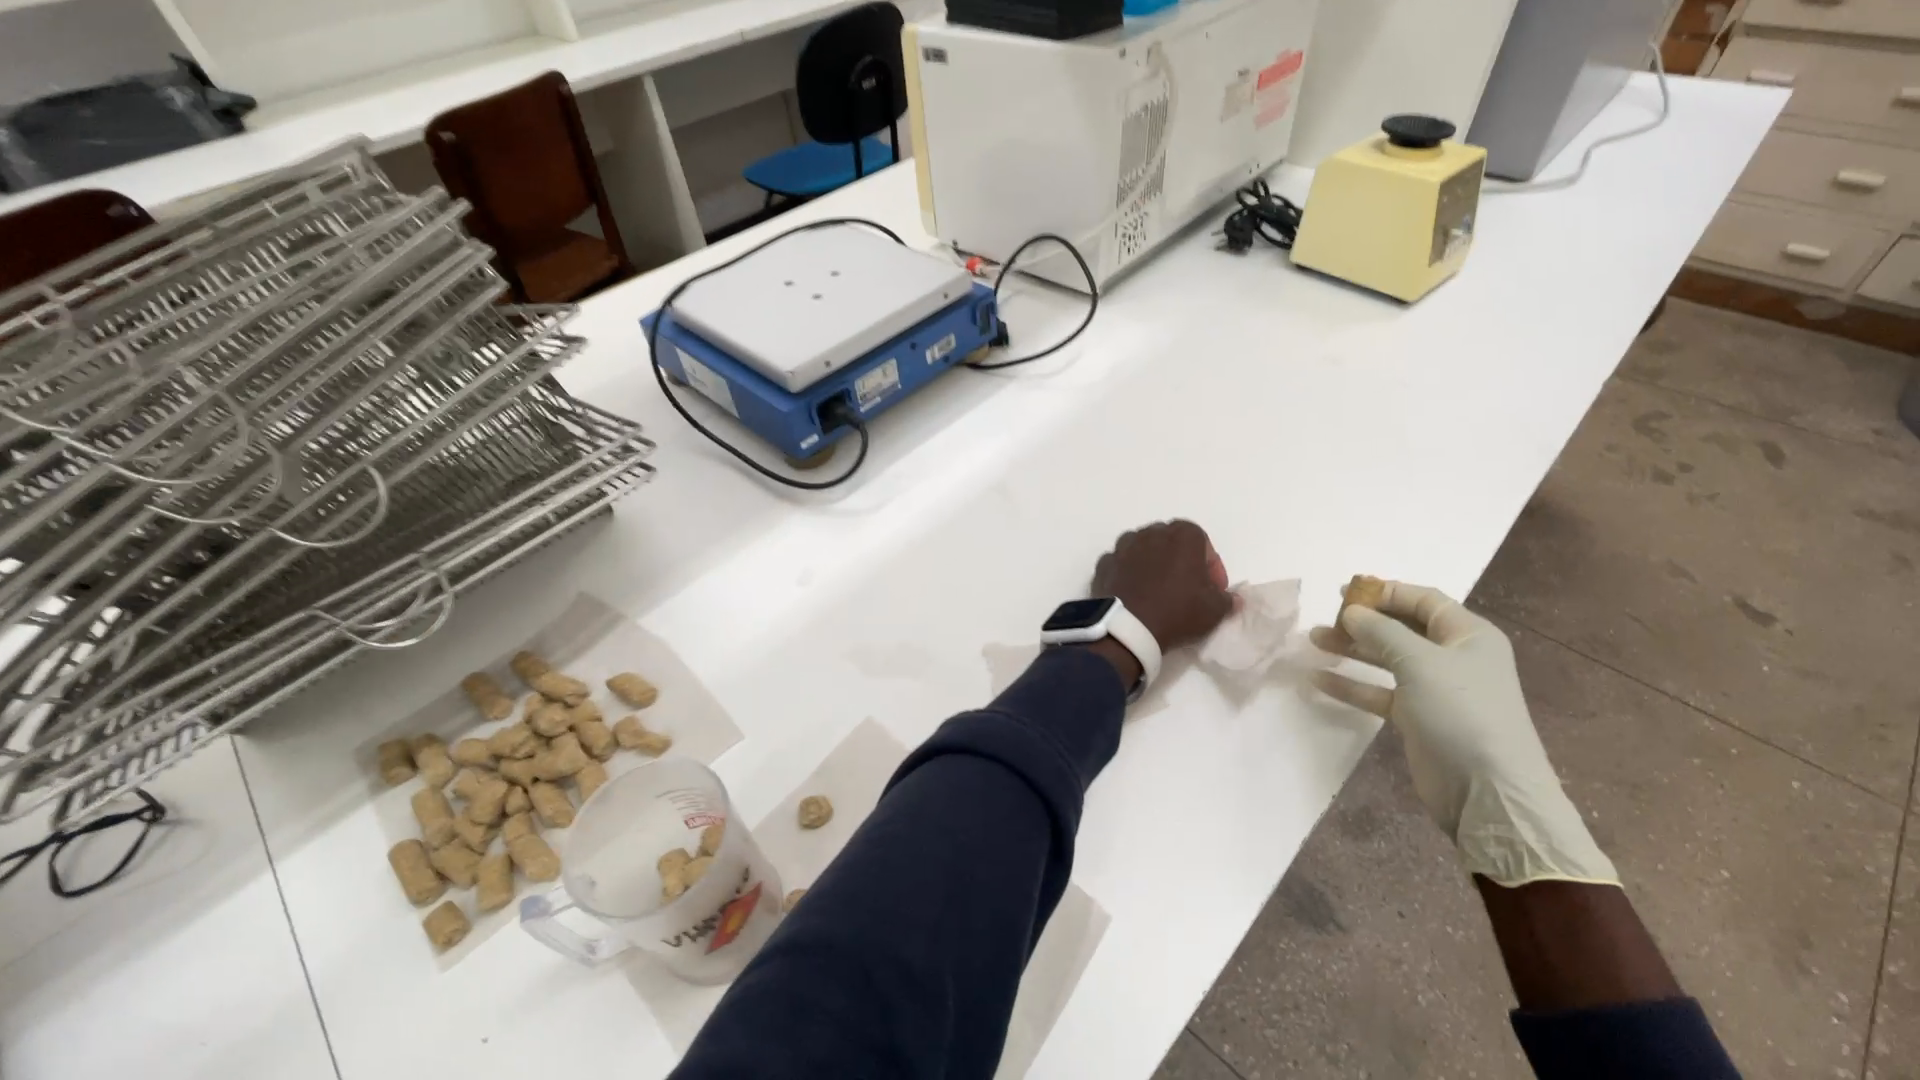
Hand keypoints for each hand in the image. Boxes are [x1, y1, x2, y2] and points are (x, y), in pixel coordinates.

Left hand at [1090, 520, 1233, 652]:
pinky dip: (1128, 574)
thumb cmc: (1178, 612)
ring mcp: (1123, 547)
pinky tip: (1134, 594)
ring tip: (1158, 590)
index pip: (1202, 541)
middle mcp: (1150, 533)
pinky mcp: (1104, 564)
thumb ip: (1227, 599)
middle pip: (1170, 541)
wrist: (1128, 629)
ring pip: (1142, 548)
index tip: (1212, 587)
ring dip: (1152, 563)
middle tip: (1187, 587)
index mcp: (1182, 536)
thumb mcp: (1214, 610)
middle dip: (1180, 559)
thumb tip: (1232, 599)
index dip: (1209, 564)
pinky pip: (1121, 564)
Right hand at [1308, 581, 1616, 887]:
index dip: (1385, 592)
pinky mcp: (1418, 718)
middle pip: (1403, 628)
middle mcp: (1454, 658)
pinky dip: (1352, 685)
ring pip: (1388, 660)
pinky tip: (1319, 680)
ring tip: (1314, 641)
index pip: (1423, 600)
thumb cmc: (1461, 713)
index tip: (1344, 591)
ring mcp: (1436, 690)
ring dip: (1353, 649)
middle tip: (1326, 618)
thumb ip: (1382, 632)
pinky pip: (1380, 693)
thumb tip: (1352, 611)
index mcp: (1468, 635)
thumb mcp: (1421, 663)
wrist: (1487, 790)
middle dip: (1364, 621)